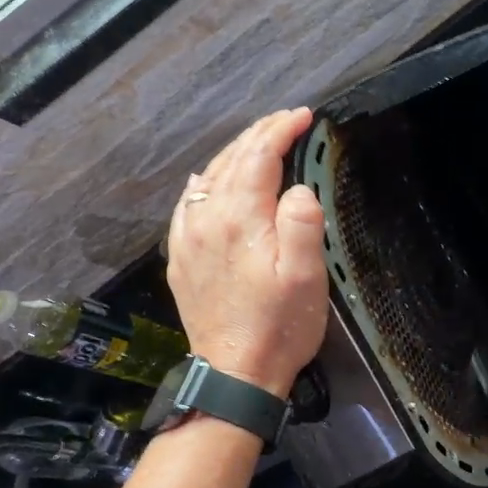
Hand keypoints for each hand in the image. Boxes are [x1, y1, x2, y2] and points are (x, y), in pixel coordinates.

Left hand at [167, 108, 327, 396]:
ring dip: (235, 153)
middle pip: (230, 160)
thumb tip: (297, 187)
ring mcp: (188, 238)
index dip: (281, 130)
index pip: (259, 157)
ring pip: (208, 178)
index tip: (305, 115)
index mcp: (240, 218)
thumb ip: (302, 222)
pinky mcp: (181, 258)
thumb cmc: (281, 324)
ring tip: (259, 143)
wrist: (235, 372)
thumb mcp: (306, 275)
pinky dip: (205, 181)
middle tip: (288, 121)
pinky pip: (188, 204)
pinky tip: (208, 180)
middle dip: (259, 134)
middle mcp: (207, 219)